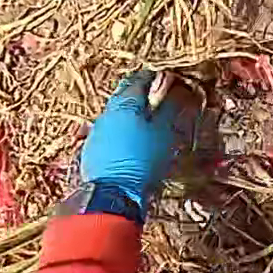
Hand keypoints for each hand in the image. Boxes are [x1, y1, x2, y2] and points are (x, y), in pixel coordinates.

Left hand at [79, 71, 192, 209]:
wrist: (112, 195)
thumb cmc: (143, 160)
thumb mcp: (164, 132)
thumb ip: (171, 108)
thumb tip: (180, 90)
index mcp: (125, 103)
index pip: (141, 79)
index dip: (158, 78)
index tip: (172, 83)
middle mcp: (107, 113)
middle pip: (126, 95)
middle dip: (145, 96)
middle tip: (163, 104)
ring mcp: (96, 131)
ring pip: (118, 114)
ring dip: (134, 115)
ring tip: (151, 126)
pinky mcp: (92, 149)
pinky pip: (111, 133)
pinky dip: (124, 132)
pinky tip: (135, 145)